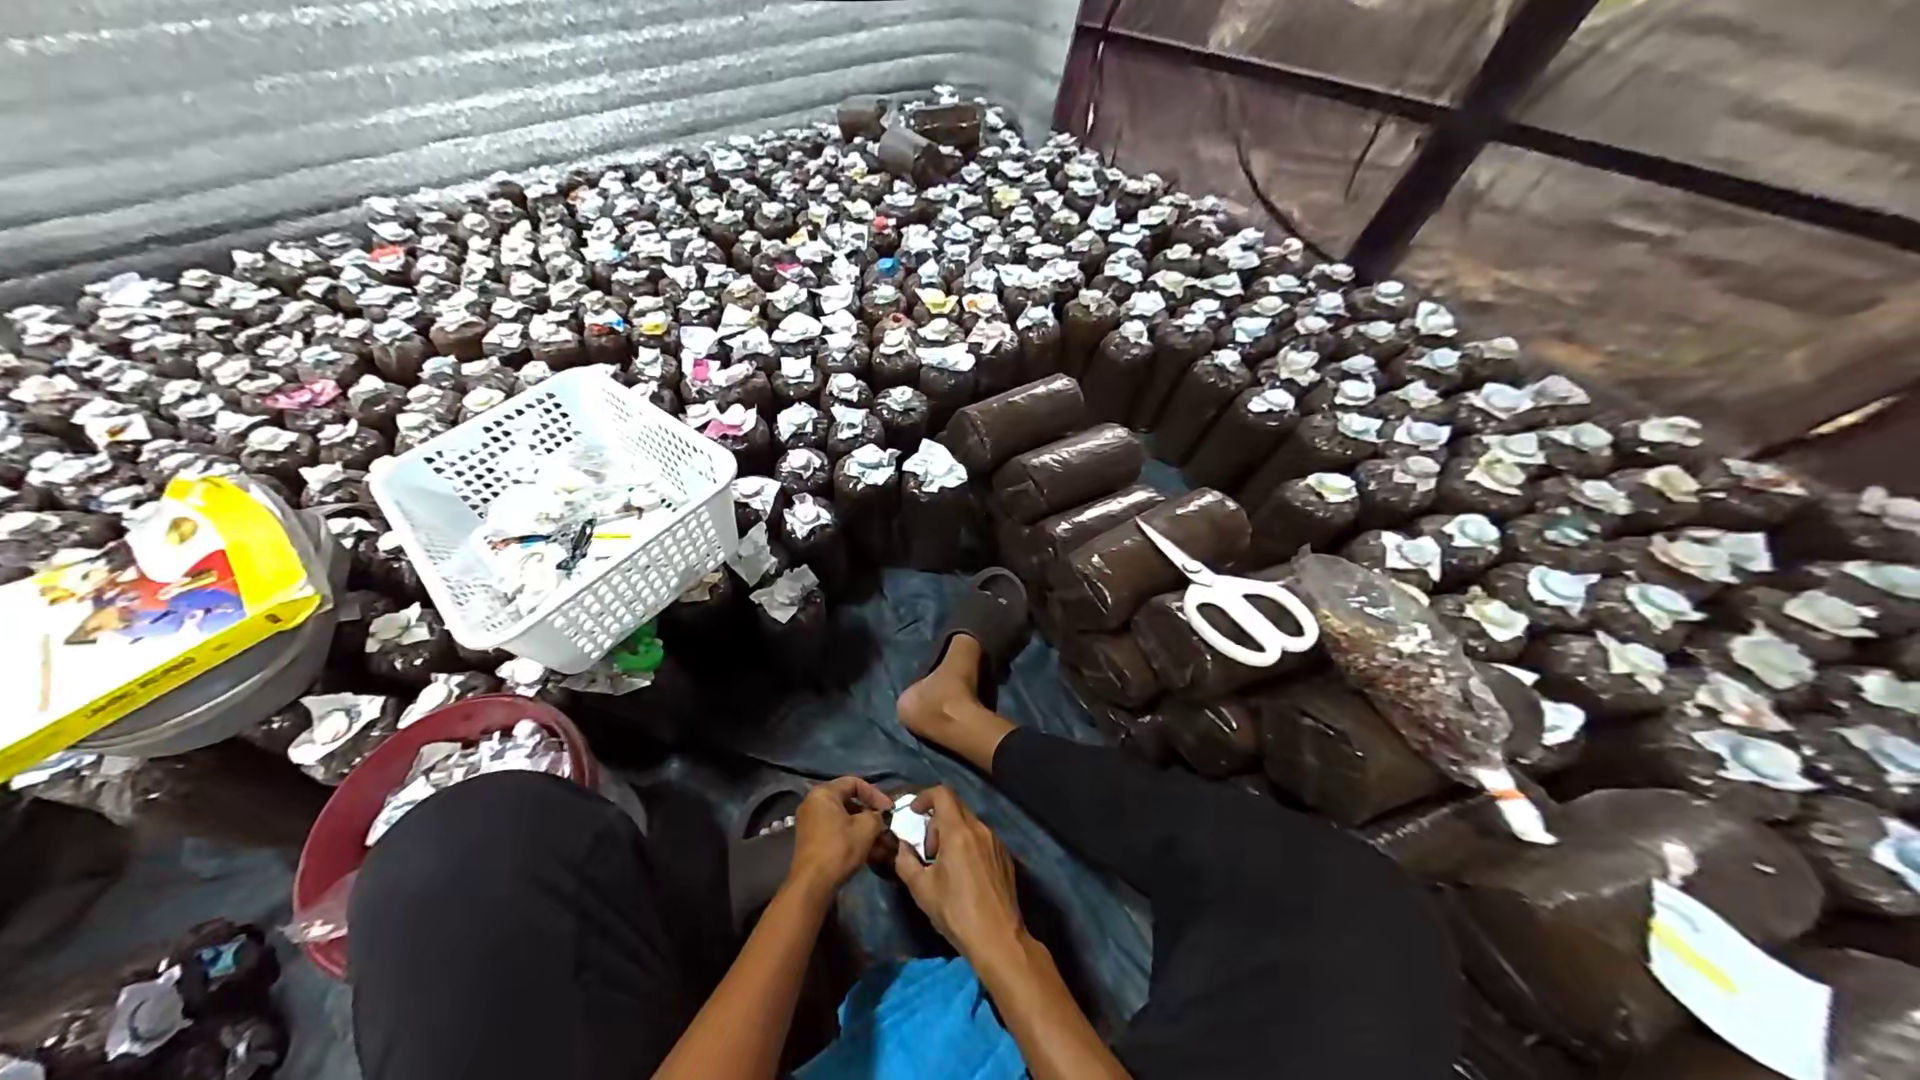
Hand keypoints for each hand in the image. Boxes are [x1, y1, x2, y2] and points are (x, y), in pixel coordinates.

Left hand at [788, 776, 892, 895]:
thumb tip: (878, 816)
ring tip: (880, 840)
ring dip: (862, 826)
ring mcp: (809, 822)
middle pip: (847, 800)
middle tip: (884, 823)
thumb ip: (877, 815)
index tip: (888, 809)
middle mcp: (812, 803)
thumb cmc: (840, 848)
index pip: (854, 782)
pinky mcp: (810, 840)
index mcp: (823, 793)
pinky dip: (851, 835)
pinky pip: (835, 830)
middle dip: (869, 812)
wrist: (812, 884)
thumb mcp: (867, 828)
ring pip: (842, 818)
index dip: (875, 793)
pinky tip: (868, 850)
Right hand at [895, 787, 1024, 960]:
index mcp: (959, 832)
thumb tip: (903, 847)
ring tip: (944, 865)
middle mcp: (980, 829)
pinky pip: (982, 838)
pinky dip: (968, 844)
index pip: (942, 794)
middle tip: (928, 850)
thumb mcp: (921, 889)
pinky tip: (964, 873)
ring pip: (969, 823)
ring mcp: (996, 841)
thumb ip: (905, 861)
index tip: (914, 813)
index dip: (925, 797)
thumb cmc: (955, 912)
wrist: (998, 938)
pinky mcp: (1005, 856)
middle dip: (936, 821)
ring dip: (952, 833)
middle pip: (955, 807)